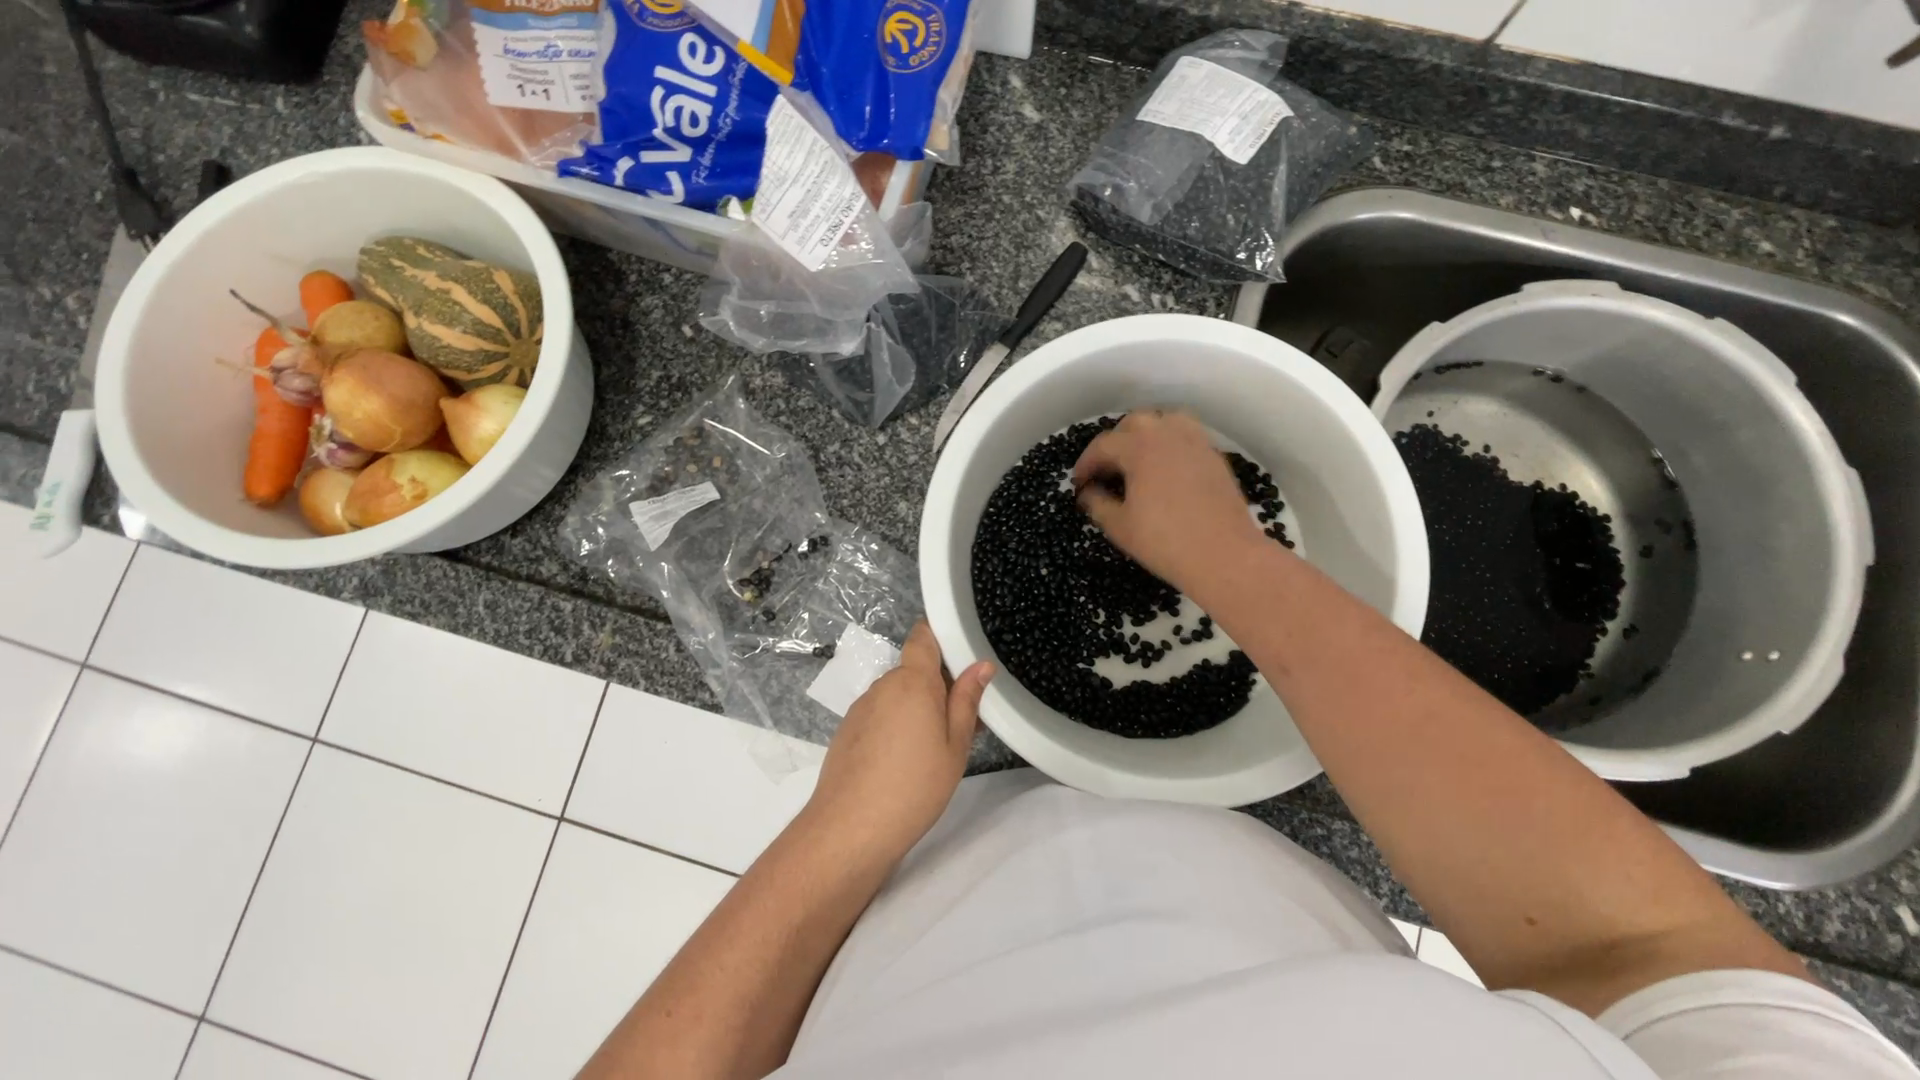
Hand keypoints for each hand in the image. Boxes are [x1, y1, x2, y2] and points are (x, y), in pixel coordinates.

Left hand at [805, 620, 993, 861]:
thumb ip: (966, 702)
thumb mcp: (954, 747)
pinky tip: (903, 763)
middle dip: (937, 687)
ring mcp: (860, 709)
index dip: (941, 638)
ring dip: (916, 709)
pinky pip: (879, 715)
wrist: (850, 828)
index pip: (923, 637)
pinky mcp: (847, 731)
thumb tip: (981, 666)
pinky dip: (895, 727)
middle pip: (913, 671)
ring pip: (896, 696)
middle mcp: (882, 687)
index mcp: (912, 682)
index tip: (963, 657)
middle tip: (961, 721)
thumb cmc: (914, 786)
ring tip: (934, 749)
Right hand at [1073, 410, 1269, 594]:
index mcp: (1140, 448)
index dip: (1086, 463)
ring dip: (1146, 435)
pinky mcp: (1215, 456)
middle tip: (1106, 470)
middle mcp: (1168, 434)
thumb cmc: (1165, 542)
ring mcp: (1196, 442)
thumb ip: (1098, 503)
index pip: (1104, 445)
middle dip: (1115, 443)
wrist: (1224, 555)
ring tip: (1138, 459)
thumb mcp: (1120, 526)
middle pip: (1134, 424)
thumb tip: (1088, 492)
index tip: (1079, 482)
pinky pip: (1188, 436)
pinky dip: (1171, 443)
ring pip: (1165, 421)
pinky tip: (1167, 469)